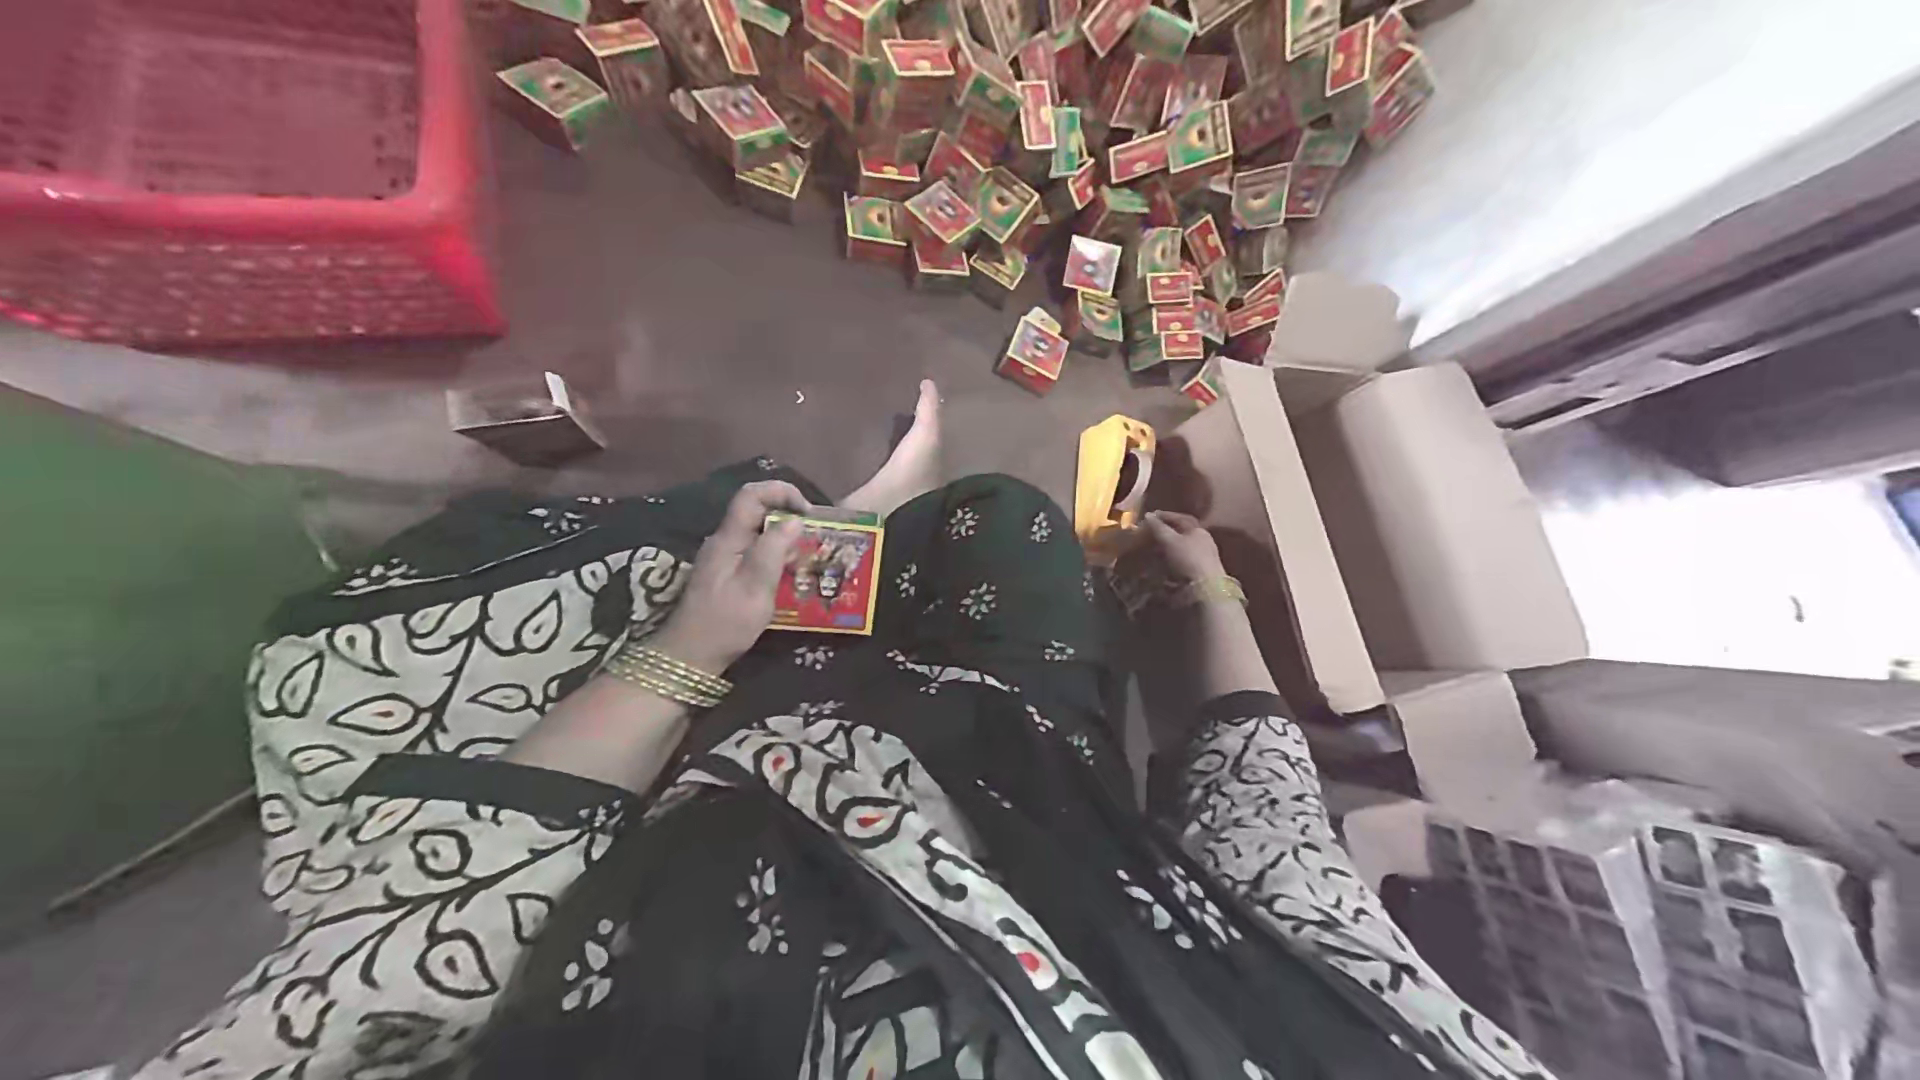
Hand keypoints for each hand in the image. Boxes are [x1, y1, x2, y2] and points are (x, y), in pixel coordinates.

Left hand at [651, 481, 810, 672]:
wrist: (689, 657)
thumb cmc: (725, 624)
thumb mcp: (756, 587)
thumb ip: (774, 550)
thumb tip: (794, 521)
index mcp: (728, 539)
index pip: (752, 495)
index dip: (782, 492)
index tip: (808, 513)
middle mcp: (724, 541)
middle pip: (756, 510)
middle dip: (788, 515)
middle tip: (814, 538)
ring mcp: (724, 557)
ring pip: (757, 531)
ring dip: (784, 536)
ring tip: (807, 556)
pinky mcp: (727, 574)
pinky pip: (755, 550)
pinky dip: (776, 554)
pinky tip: (789, 574)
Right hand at [1141, 511, 1226, 582]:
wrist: (1205, 587)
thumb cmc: (1187, 558)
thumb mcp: (1169, 541)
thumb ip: (1158, 528)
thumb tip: (1148, 515)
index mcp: (1198, 530)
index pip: (1181, 518)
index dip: (1165, 516)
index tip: (1150, 516)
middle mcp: (1204, 540)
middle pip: (1183, 531)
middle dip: (1167, 530)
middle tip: (1152, 531)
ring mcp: (1205, 555)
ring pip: (1184, 546)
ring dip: (1169, 545)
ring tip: (1155, 547)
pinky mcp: (1202, 569)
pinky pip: (1184, 558)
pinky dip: (1173, 557)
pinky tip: (1165, 562)